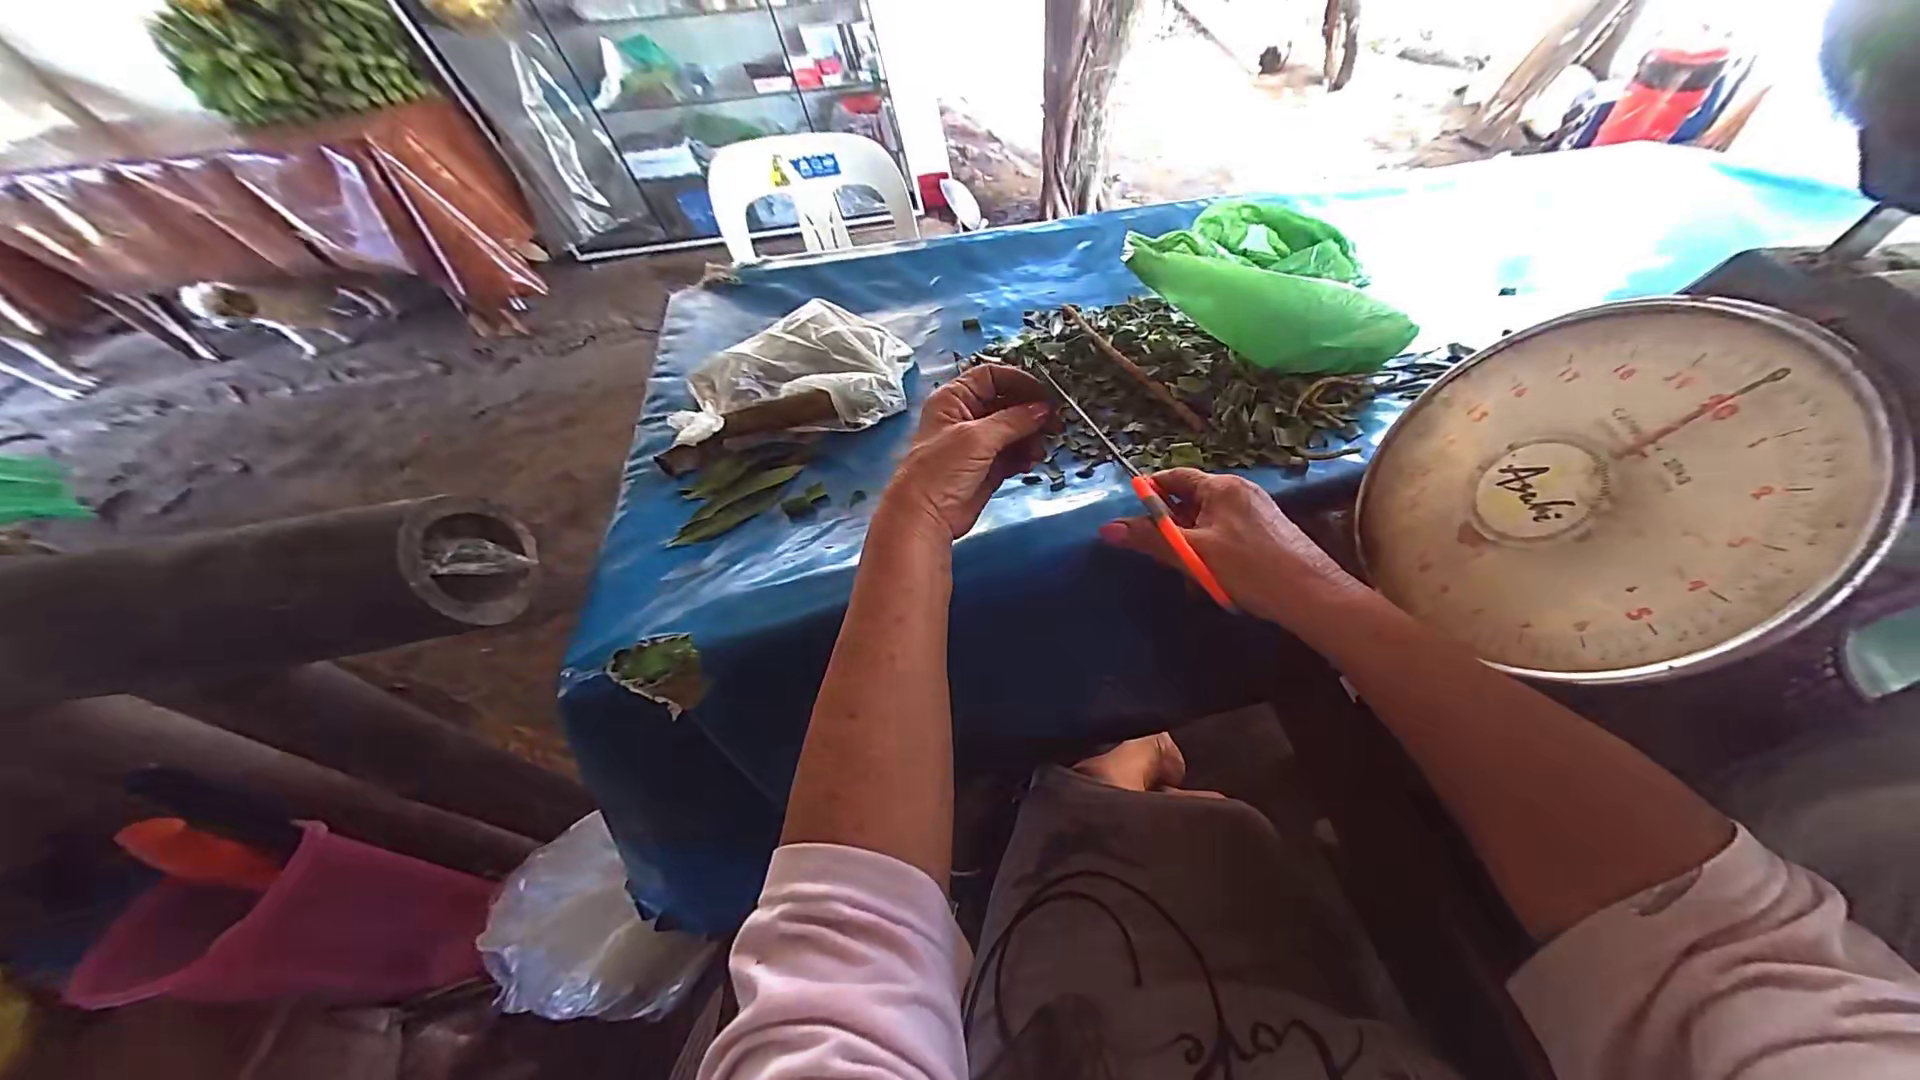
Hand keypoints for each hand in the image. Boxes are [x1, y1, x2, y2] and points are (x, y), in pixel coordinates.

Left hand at [880, 364, 1054, 539]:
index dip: (1019, 381)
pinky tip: (1030, 462)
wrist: (925, 517)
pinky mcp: (988, 468)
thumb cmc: (940, 470)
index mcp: (954, 399)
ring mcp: (978, 444)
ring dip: (1030, 437)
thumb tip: (1043, 409)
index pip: (991, 377)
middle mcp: (966, 417)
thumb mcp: (976, 438)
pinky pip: (1013, 455)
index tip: (1044, 394)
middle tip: (1054, 423)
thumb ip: (1013, 420)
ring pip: (1014, 431)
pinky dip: (1024, 456)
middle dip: (1031, 413)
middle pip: (1007, 403)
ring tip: (1038, 450)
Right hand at [1097, 468, 1367, 628]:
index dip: (1150, 492)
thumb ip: (1151, 539)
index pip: (1175, 477)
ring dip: (1191, 546)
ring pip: (1206, 523)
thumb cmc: (1250, 568)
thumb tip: (1108, 529)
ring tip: (1189, 573)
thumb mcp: (1194, 554)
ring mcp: (1256, 513)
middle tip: (1158, 552)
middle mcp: (1240, 492)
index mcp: (1222, 487)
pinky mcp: (1266, 534)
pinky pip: (1225, 536)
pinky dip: (1211, 553)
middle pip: (1190, 500)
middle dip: (1170, 527)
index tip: (1131, 514)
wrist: (1314, 597)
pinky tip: (1214, 579)